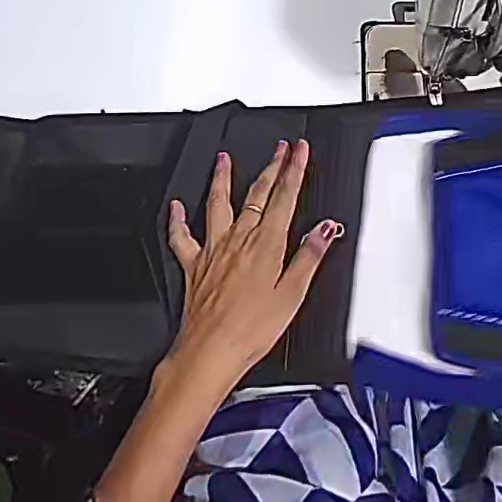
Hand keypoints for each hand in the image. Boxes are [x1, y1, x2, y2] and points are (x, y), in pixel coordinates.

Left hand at [162, 140, 339, 395]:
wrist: (209, 353)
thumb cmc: (250, 329)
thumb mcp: (292, 294)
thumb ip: (309, 256)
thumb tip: (325, 228)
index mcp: (266, 245)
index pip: (285, 196)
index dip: (294, 169)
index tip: (299, 150)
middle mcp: (238, 240)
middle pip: (258, 193)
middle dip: (272, 166)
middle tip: (280, 148)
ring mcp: (214, 250)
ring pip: (218, 204)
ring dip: (222, 179)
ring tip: (224, 159)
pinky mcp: (194, 266)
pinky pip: (182, 238)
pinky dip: (177, 220)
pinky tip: (176, 207)